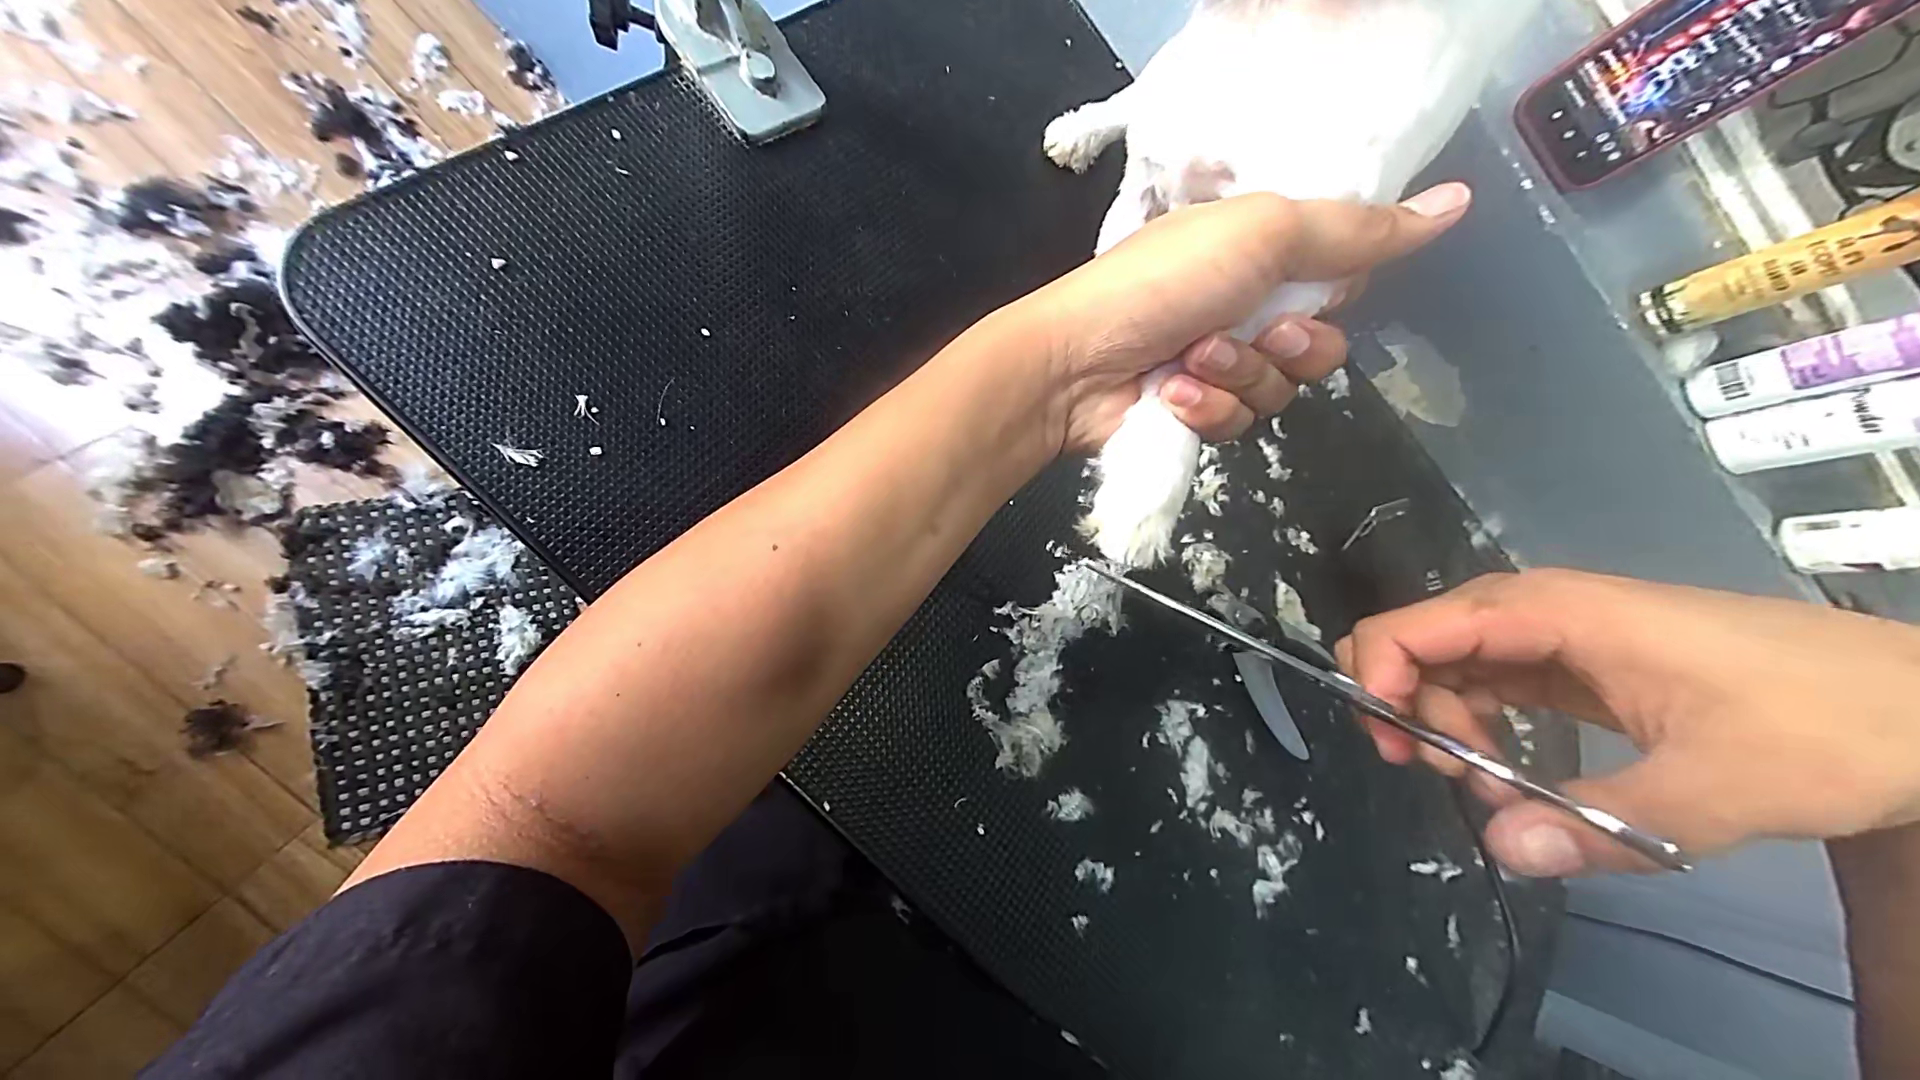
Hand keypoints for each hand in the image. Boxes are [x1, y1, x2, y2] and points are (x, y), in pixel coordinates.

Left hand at [1017, 184, 1470, 455]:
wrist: (1073, 362)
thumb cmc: (1160, 285)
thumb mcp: (1262, 234)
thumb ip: (1353, 230)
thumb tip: (1456, 203)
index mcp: (1256, 256)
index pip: (1337, 280)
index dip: (1335, 293)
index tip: (1315, 289)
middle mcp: (1240, 310)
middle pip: (1318, 346)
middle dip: (1291, 346)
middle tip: (1250, 333)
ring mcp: (1214, 367)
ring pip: (1278, 391)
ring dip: (1238, 378)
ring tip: (1189, 362)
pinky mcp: (1191, 414)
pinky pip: (1236, 424)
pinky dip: (1206, 410)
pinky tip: (1170, 394)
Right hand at [1336, 568, 1919, 875]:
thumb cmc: (1833, 723)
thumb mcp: (1731, 785)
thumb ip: (1609, 825)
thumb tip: (1500, 851)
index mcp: (1546, 612)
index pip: (1410, 628)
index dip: (1377, 678)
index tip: (1399, 745)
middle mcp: (1526, 610)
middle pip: (1412, 644)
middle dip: (1404, 707)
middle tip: (1445, 773)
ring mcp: (1543, 632)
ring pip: (1439, 665)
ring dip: (1438, 722)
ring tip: (1488, 781)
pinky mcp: (1561, 658)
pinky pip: (1479, 681)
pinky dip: (1471, 723)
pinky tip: (1504, 765)